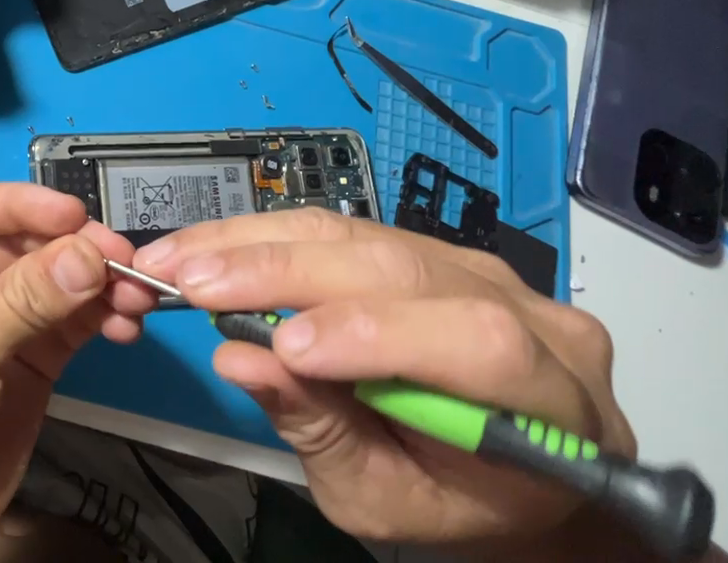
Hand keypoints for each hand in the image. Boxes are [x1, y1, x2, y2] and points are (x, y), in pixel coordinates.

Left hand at [0, 183, 157, 562]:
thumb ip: (23, 302)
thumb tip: (88, 254)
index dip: (23, 204)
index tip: (75, 214)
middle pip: (22, 238)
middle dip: (73, 246)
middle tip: (125, 261)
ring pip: (54, 276)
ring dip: (98, 282)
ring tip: (137, 297)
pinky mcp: (29, 351)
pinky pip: (71, 318)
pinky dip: (102, 316)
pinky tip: (126, 325)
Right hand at [132, 208, 633, 550]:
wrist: (504, 469)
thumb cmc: (453, 500)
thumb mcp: (385, 499)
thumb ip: (321, 432)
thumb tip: (239, 360)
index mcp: (549, 398)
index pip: (475, 343)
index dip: (375, 334)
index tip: (284, 348)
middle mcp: (522, 310)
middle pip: (398, 267)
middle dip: (284, 273)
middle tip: (191, 283)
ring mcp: (470, 265)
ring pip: (354, 233)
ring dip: (253, 242)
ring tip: (178, 259)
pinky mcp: (418, 243)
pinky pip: (335, 226)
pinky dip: (260, 235)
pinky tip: (206, 247)